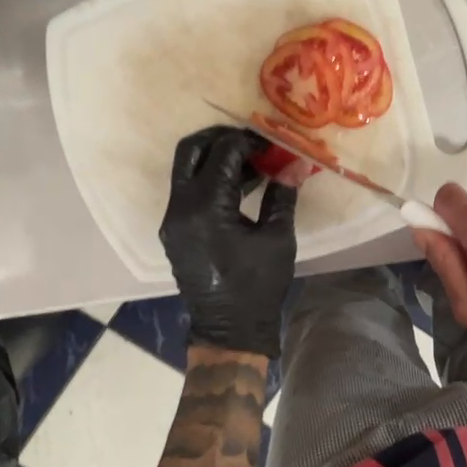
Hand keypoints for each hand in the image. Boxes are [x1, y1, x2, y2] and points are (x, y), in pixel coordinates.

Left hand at [159, 127, 297, 357]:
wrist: (231, 328)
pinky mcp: (174, 230)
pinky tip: (239, 189)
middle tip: (252, 142)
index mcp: (206, 207)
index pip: (223, 153)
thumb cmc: (259, 285)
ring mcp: (172, 219)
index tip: (272, 144)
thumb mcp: (277, 238)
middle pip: (190, 150)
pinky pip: (187, 192)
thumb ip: (281, 195)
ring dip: (216, 160)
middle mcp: (180, 207)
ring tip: (253, 165)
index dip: (249, 142)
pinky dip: (210, 181)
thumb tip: (294, 164)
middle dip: (221, 139)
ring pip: (185, 170)